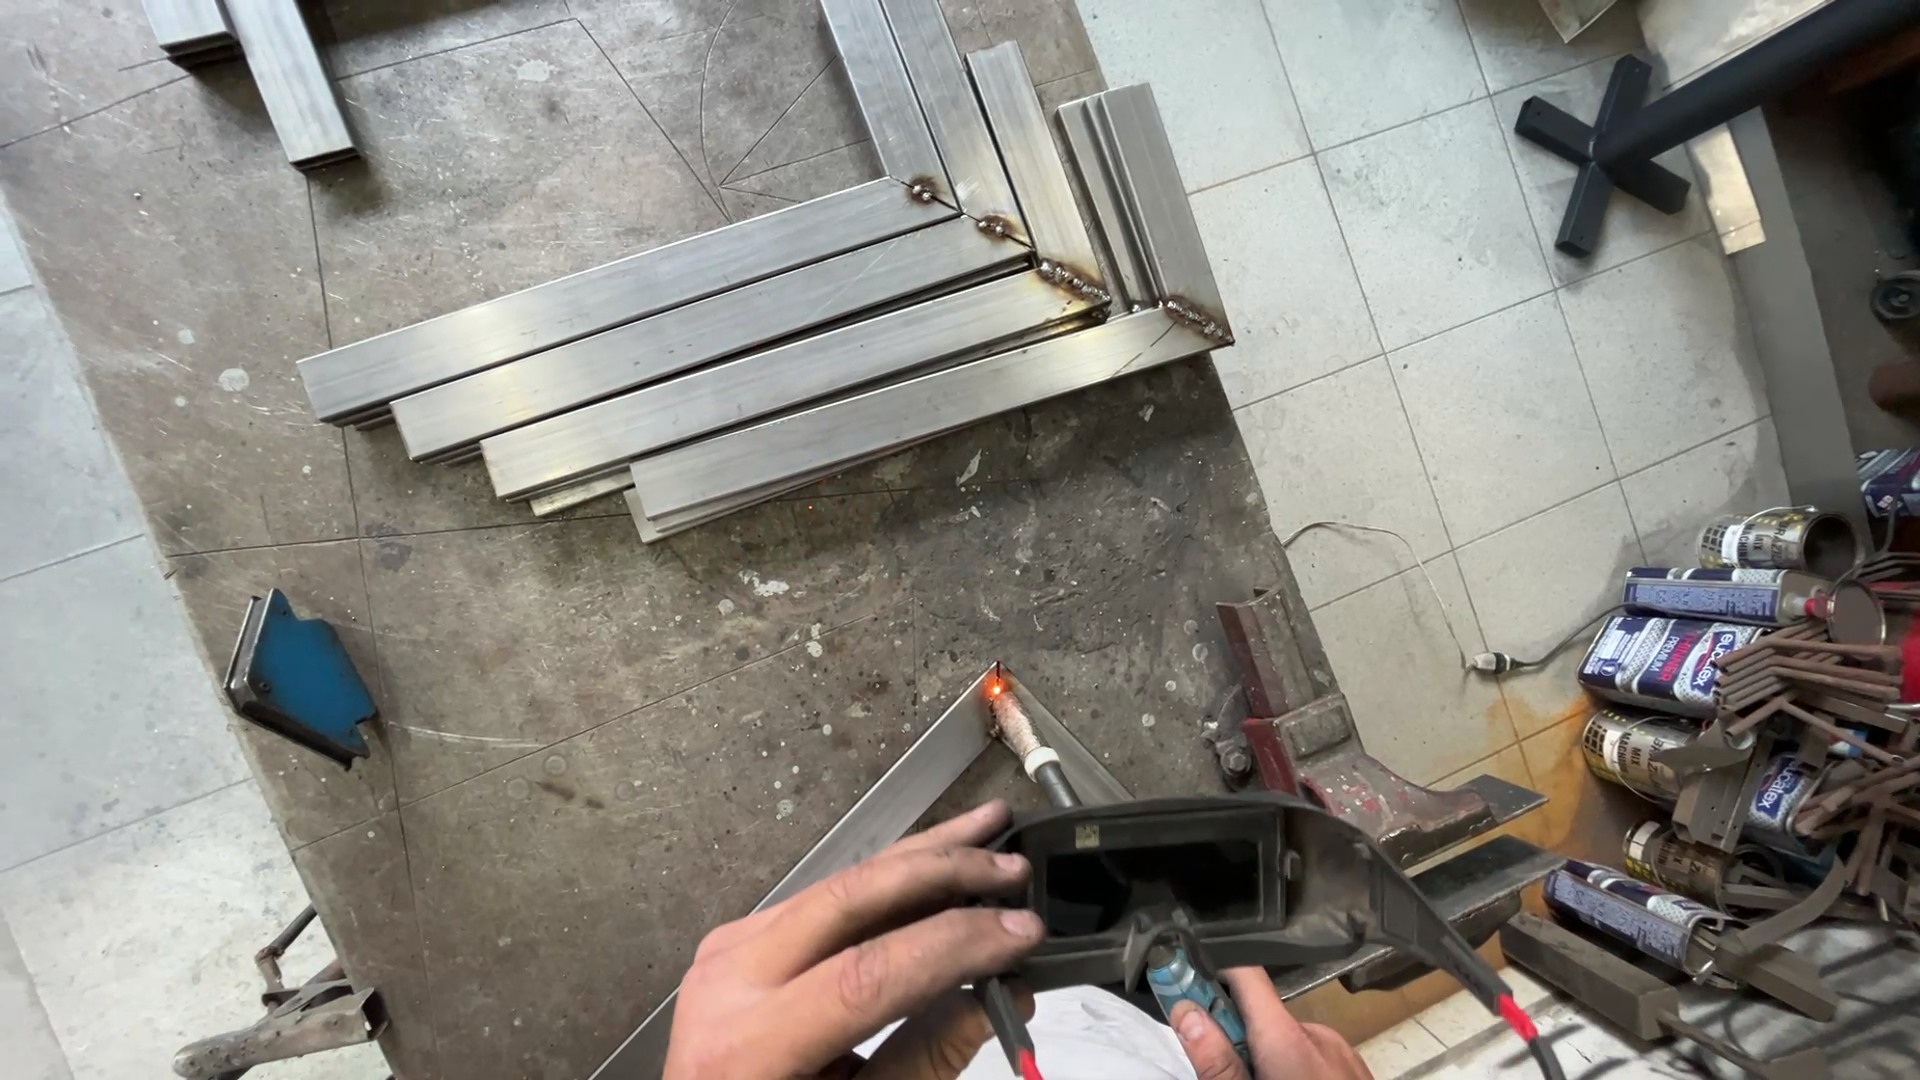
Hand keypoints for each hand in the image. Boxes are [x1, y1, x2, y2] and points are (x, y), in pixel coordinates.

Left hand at [664, 800, 1045, 1079]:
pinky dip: (891, 875)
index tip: (1022, 930)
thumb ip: (924, 1059)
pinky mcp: (747, 930)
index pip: (866, 974)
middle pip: (852, 898)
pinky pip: (832, 892)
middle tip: (1011, 865)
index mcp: (748, 1046)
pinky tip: (936, 855)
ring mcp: (735, 944)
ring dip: (924, 853)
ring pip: (845, 878)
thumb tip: (1000, 988)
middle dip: (942, 871)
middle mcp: (733, 976)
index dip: (952, 944)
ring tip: (987, 826)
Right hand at [1171, 968, 1373, 1079]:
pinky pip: (1316, 1063)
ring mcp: (1347, 1060)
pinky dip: (1296, 1076)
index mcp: (1289, 1039)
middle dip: (1238, 1040)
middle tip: (1228, 1079)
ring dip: (1268, 1062)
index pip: (1245, 971)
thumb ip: (1217, 1064)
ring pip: (1288, 1042)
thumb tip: (1185, 1010)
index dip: (1211, 971)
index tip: (1185, 992)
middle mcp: (1320, 1038)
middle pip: (1262, 1015)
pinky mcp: (1360, 1078)